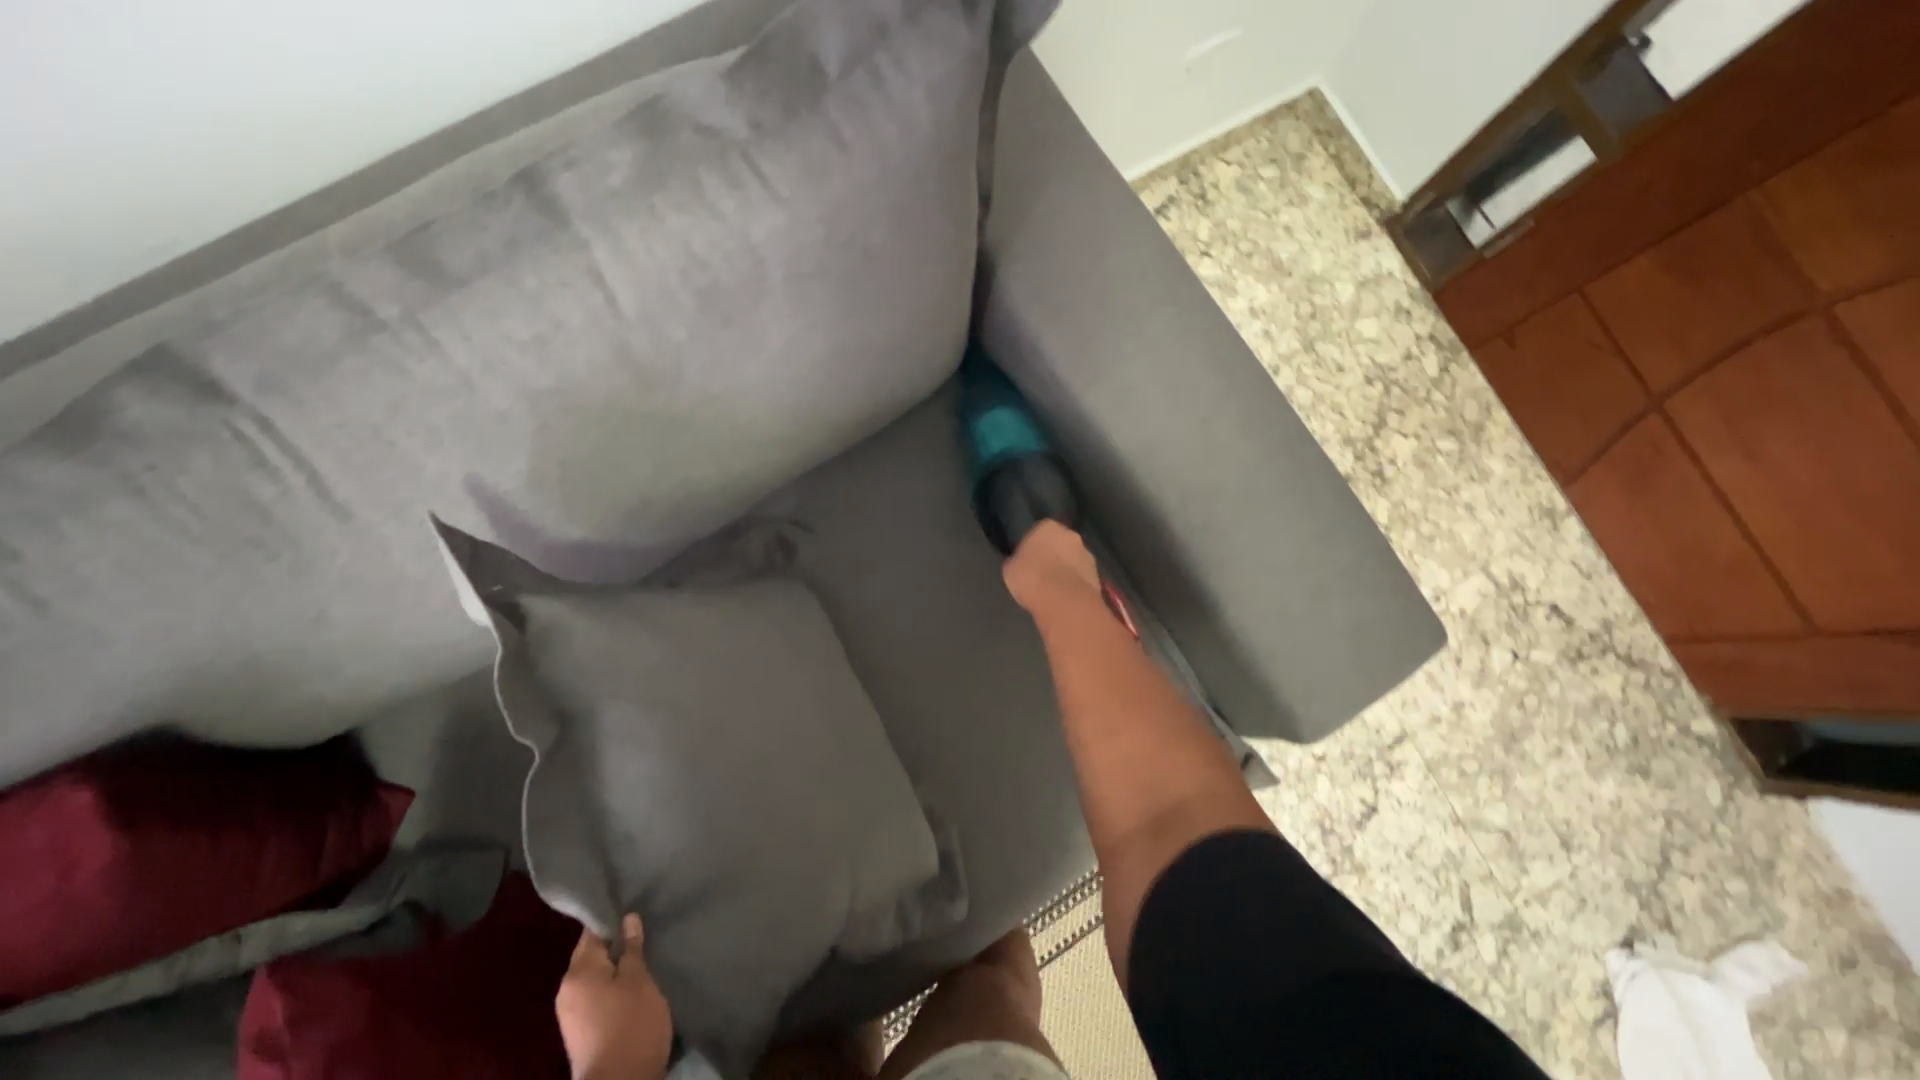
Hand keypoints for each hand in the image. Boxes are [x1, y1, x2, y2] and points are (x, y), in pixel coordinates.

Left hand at [557, 915, 672, 1079]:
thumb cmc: (631, 1026)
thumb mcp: (639, 982)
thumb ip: (632, 949)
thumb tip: (627, 919)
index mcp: (578, 971)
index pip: (593, 931)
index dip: (614, 920)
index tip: (637, 913)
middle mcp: (566, 989)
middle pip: (592, 955)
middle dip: (616, 947)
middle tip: (646, 938)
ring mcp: (569, 1013)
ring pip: (594, 978)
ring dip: (615, 970)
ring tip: (643, 964)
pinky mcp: (578, 1032)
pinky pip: (594, 998)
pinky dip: (611, 991)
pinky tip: (632, 992)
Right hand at [1002, 520, 1101, 615]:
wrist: (1062, 600)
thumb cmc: (1030, 577)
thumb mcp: (1011, 568)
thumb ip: (1018, 561)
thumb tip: (1021, 563)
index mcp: (1048, 526)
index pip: (1040, 531)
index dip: (1034, 546)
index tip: (1029, 560)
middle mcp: (1071, 535)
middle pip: (1061, 544)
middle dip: (1055, 556)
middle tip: (1043, 573)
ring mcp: (1088, 554)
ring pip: (1074, 560)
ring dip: (1067, 570)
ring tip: (1056, 589)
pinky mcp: (1098, 575)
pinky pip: (1082, 578)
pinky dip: (1076, 585)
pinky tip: (1066, 598)